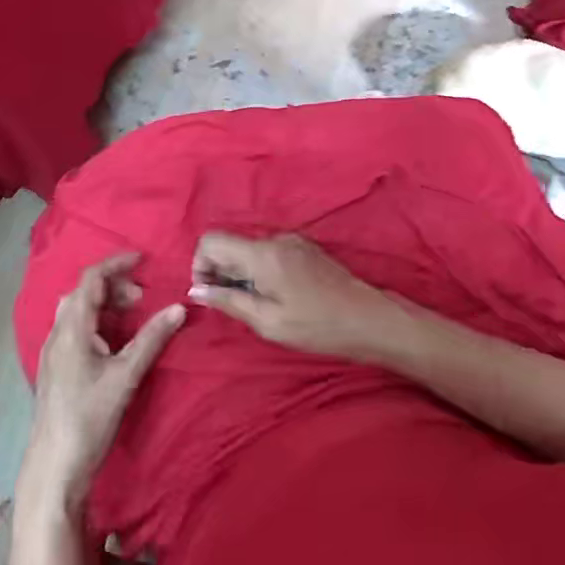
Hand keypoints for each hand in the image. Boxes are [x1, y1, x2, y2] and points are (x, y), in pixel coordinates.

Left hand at [22, 254, 183, 509]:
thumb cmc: (89, 418)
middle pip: (82, 293)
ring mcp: (53, 354)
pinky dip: (97, 322)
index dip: (116, 264)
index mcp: (72, 330)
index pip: (91, 280)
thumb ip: (152, 338)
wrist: (54, 468)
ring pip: (77, 312)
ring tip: (132, 315)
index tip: (144, 259)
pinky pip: (75, 330)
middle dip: (114, 286)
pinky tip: (114, 341)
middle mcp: (57, 336)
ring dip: (105, 304)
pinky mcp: (56, 371)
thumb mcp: (126, 376)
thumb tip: (179, 307)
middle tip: (142, 297)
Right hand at [187, 232, 415, 362]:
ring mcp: (293, 242)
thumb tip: (197, 290)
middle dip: (220, 272)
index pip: (211, 240)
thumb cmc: (317, 326)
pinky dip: (259, 271)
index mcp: (263, 253)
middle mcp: (276, 238)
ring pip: (248, 250)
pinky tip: (275, 297)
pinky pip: (268, 253)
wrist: (367, 318)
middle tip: (232, 306)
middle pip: (230, 244)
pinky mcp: (305, 249)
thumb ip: (229, 301)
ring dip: (240, 274)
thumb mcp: (268, 321)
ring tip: (256, 306)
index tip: (211, 294)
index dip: (200, 266)